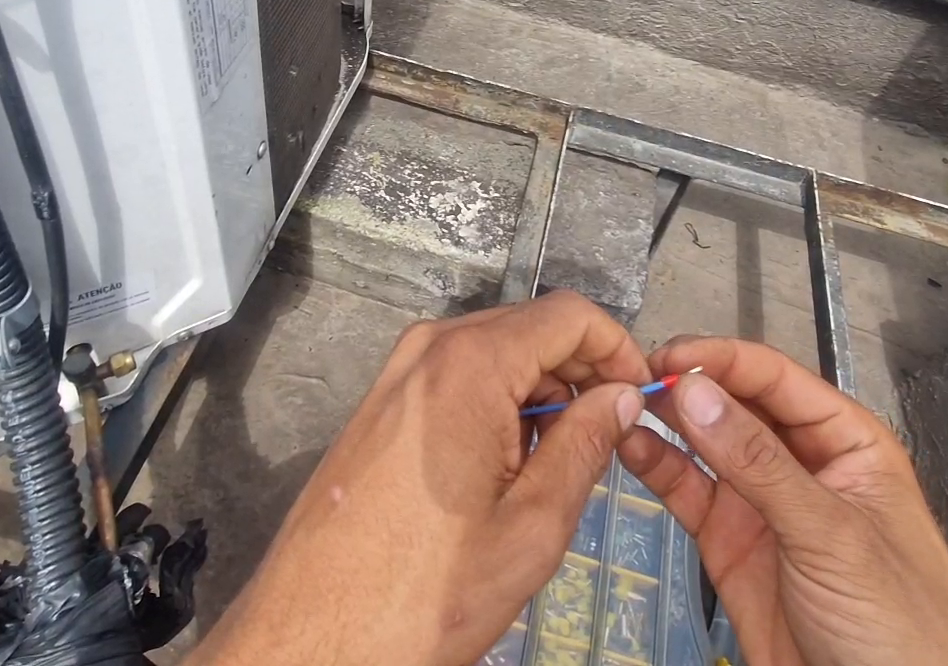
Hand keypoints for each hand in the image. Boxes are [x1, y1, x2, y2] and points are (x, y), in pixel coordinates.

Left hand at [188, 292, 650, 665]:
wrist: (309, 636)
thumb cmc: (426, 590)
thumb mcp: (530, 527)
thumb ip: (585, 445)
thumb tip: (622, 396)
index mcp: (471, 362)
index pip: (568, 315)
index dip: (616, 347)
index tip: (639, 397)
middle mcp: (430, 346)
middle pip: (530, 328)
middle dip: (579, 371)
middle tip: (606, 435)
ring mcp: (399, 370)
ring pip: (495, 352)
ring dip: (538, 391)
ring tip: (553, 463)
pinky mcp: (383, 399)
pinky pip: (457, 375)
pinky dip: (496, 401)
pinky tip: (502, 464)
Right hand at [617, 337, 947, 665]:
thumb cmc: (890, 627)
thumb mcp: (830, 536)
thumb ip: (758, 462)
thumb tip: (691, 389)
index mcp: (844, 442)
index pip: (776, 379)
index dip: (721, 360)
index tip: (668, 356)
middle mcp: (798, 457)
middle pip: (736, 401)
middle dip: (689, 384)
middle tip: (635, 376)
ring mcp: (758, 497)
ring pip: (705, 440)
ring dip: (666, 419)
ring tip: (621, 403)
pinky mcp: (726, 534)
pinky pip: (687, 487)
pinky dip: (657, 464)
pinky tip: (628, 445)